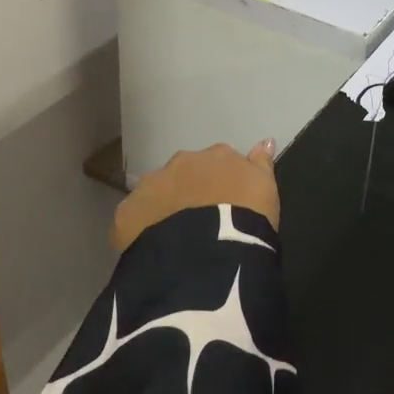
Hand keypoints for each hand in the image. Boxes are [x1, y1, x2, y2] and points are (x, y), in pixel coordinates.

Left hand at [112, 140, 279, 251]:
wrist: (206, 251)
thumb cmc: (245, 218)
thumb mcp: (266, 190)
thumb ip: (262, 164)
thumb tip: (265, 141)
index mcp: (217, 155)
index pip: (219, 161)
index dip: (220, 182)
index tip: (225, 202)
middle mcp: (182, 162)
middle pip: (185, 173)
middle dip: (189, 190)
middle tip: (198, 219)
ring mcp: (151, 185)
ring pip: (157, 192)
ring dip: (164, 205)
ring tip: (174, 235)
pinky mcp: (127, 213)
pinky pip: (134, 217)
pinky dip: (141, 227)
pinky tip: (152, 246)